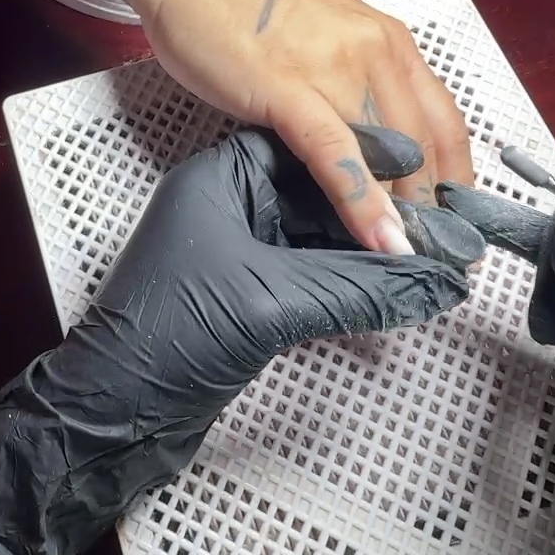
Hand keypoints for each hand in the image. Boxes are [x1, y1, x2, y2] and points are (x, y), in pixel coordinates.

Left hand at [0, 127, 489, 554]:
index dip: (361, 155)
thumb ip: (358, 287)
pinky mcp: (246, 285)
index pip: (303, 145)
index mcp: (220, 178)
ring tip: (424, 254)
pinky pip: (308, 266)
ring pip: (317, 232)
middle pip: (317, 190)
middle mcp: (229, 202)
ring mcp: (238, 245)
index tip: (416, 166)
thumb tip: (431, 280)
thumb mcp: (271, 302)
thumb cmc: (170, 336)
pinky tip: (387, 285)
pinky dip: (346, 277)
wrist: (120, 408)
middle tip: (434, 220)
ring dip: (365, 248)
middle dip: (372, 208)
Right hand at [132, 0, 474, 258]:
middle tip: (440, 248)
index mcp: (384, 38)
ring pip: (391, 149)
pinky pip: (336, 153)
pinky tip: (376, 235)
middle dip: (437, 202)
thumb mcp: (319, 39)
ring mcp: (331, 68)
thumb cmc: (244, 7)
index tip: (455, 215)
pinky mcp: (286, 88)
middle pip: (427, 139)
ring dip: (408, 209)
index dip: (457, 173)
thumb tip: (364, 139)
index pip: (443, 115)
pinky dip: (360, 200)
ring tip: (417, 254)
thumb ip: (349, 82)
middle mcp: (372, 49)